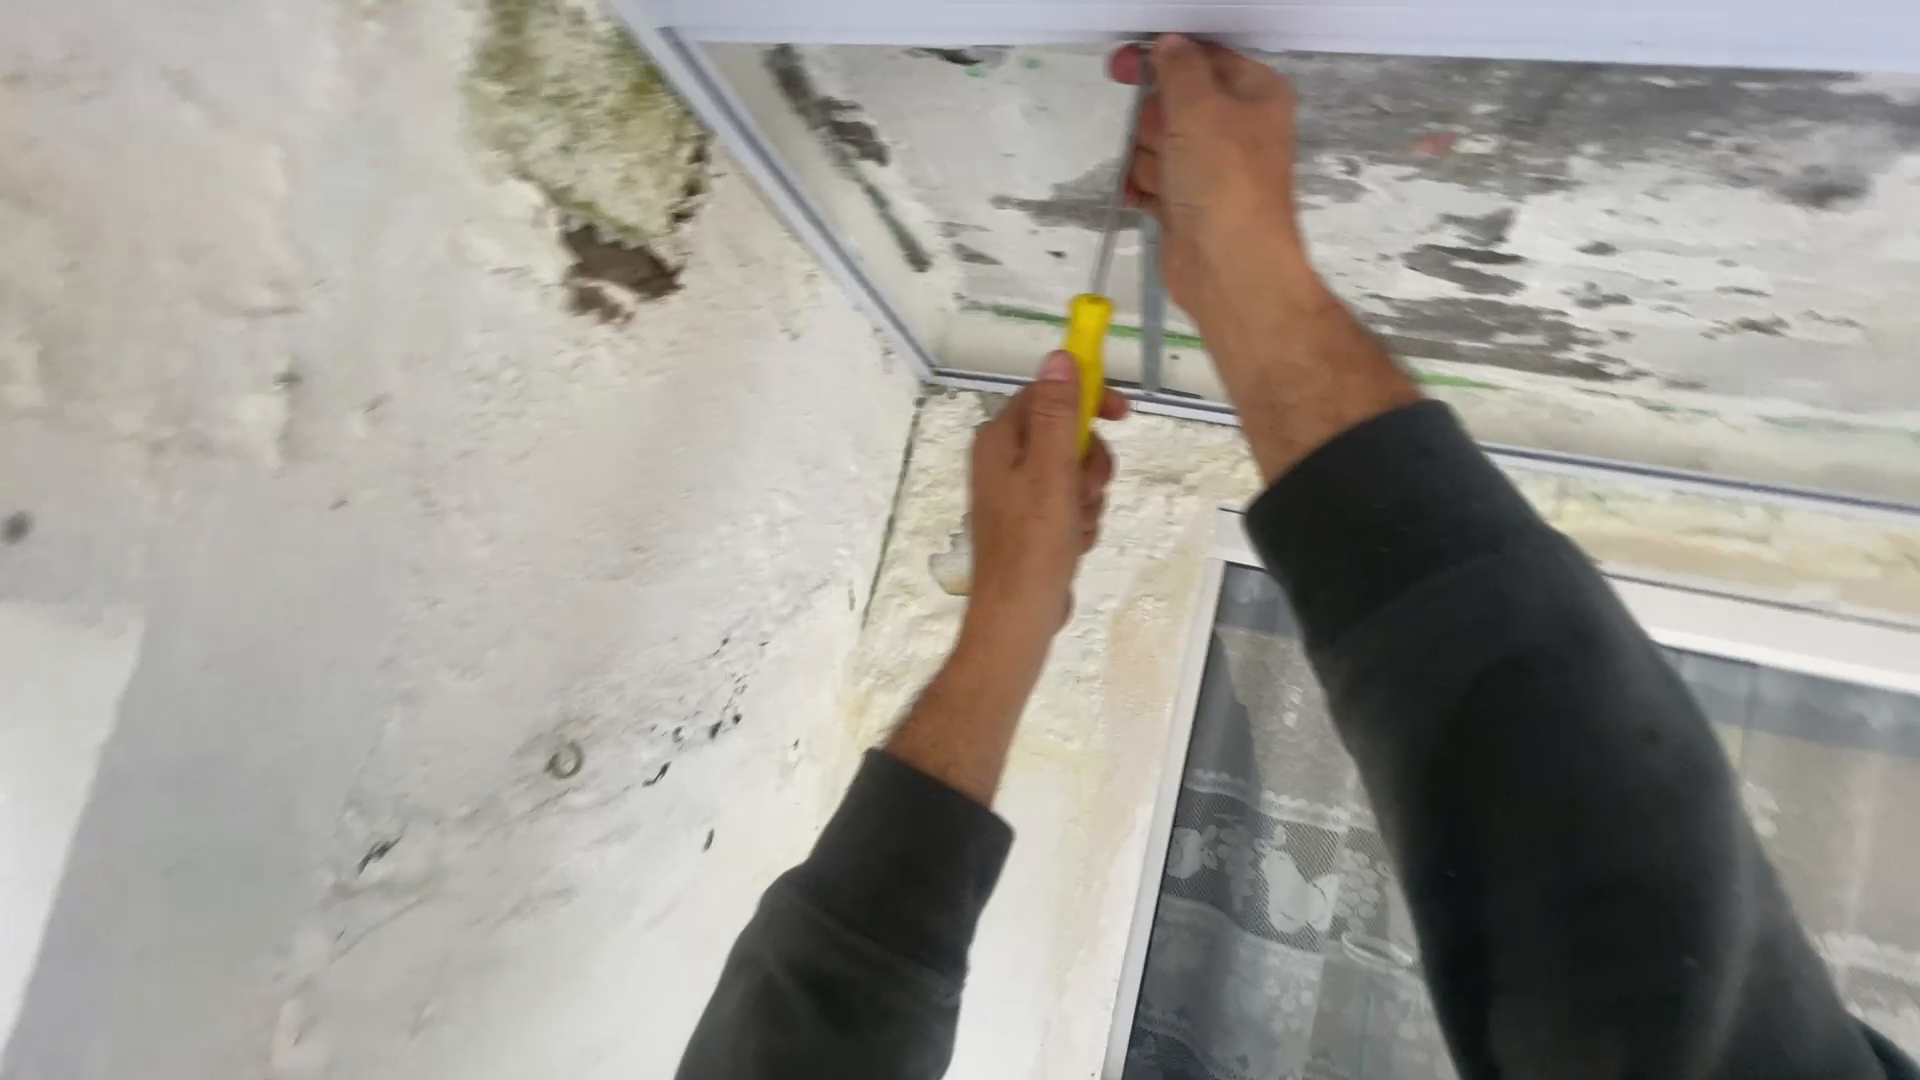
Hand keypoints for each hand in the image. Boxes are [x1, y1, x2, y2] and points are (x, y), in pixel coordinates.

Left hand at [963, 351, 1127, 653]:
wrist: (1020, 612)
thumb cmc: (1034, 540)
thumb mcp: (1051, 468)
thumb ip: (1057, 411)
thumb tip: (1059, 356)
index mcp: (999, 439)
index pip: (1047, 393)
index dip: (1086, 397)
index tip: (1122, 414)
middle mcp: (1003, 460)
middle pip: (1066, 434)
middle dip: (1090, 462)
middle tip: (1089, 490)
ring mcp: (1017, 493)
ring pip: (1074, 471)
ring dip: (1089, 497)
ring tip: (1077, 526)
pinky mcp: (1031, 521)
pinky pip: (1070, 503)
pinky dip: (1081, 520)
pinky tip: (1074, 543)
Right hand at [1108, 34, 1309, 321]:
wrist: (1228, 267)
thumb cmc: (1223, 179)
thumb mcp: (1201, 108)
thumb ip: (1180, 68)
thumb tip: (1166, 44)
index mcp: (1253, 95)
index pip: (1203, 59)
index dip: (1163, 57)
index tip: (1122, 64)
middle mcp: (1233, 130)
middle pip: (1175, 105)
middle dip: (1154, 121)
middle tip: (1158, 139)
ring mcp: (1207, 172)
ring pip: (1158, 147)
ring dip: (1145, 158)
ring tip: (1159, 179)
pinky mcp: (1184, 207)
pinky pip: (1152, 184)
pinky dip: (1140, 188)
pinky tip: (1134, 196)